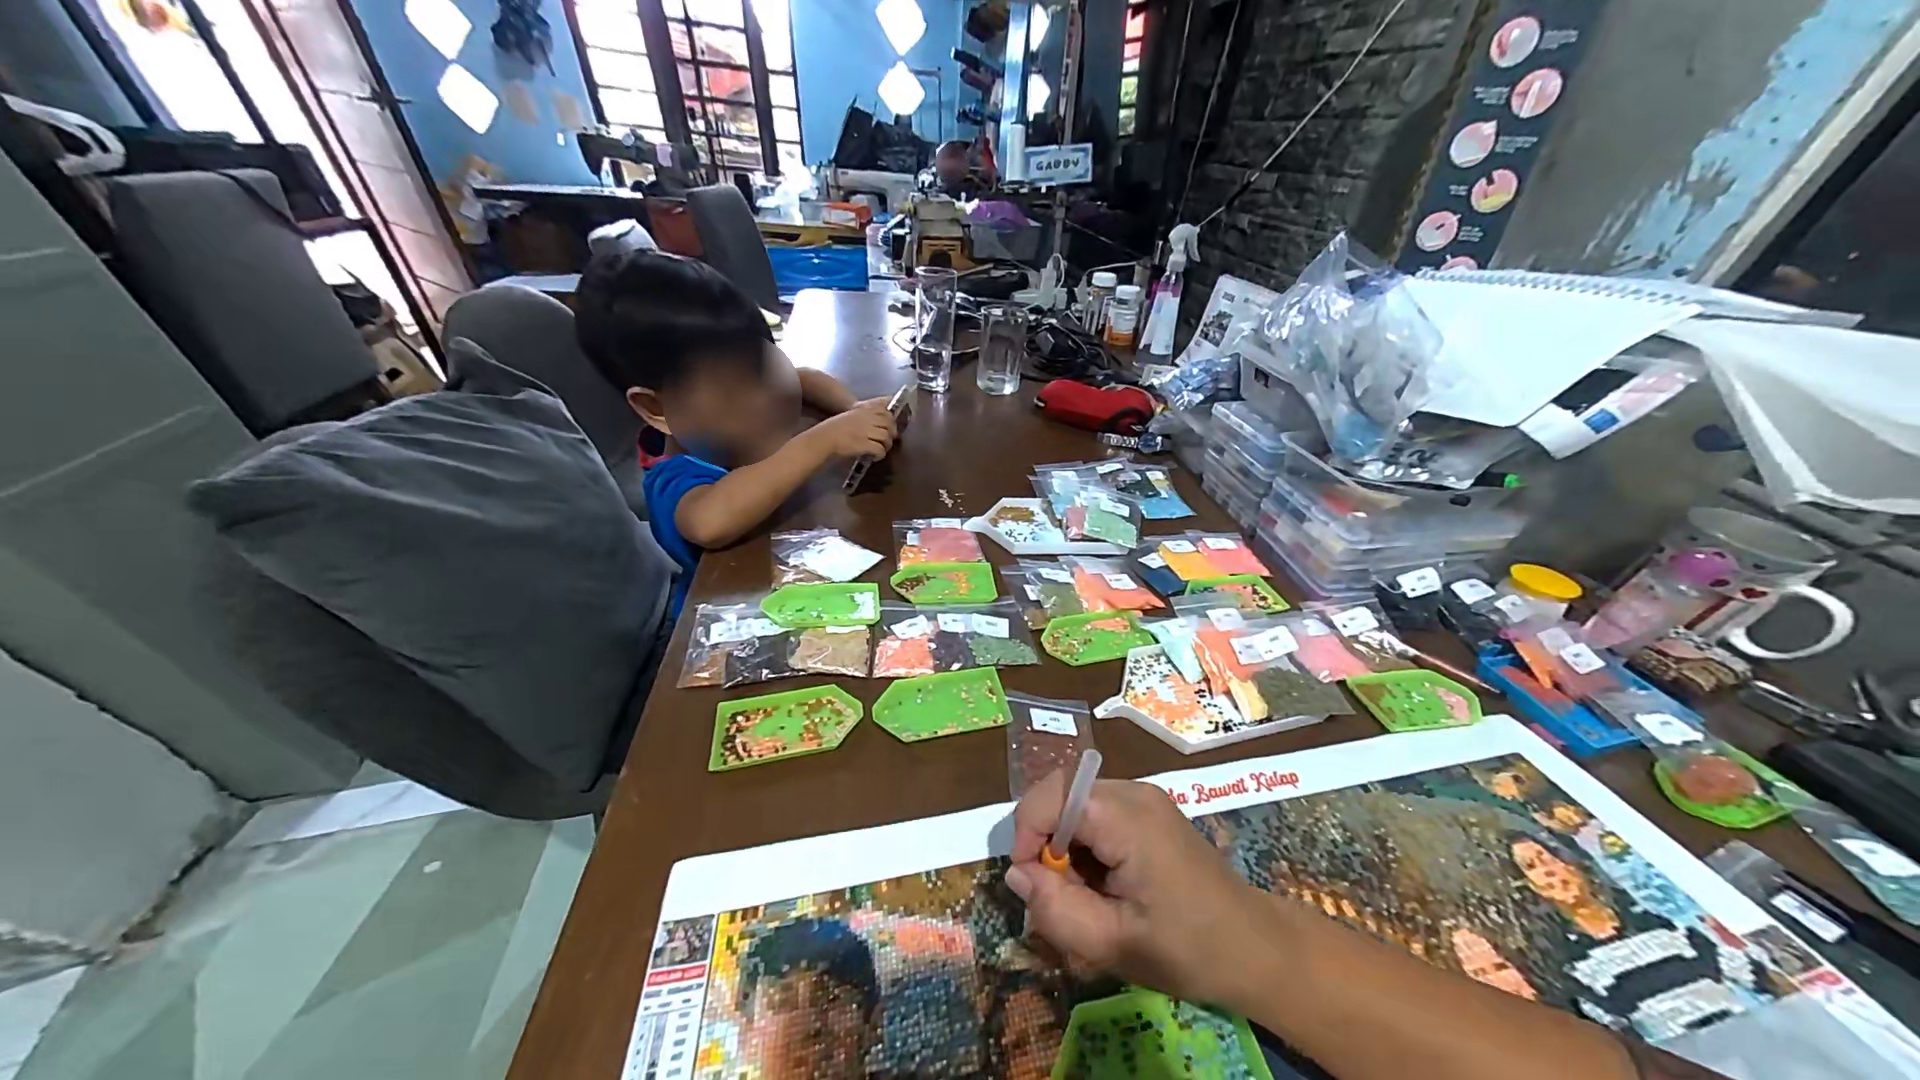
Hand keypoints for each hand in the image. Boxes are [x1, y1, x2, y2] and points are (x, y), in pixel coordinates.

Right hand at [800, 397, 897, 459]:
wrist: (824, 439)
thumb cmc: (834, 429)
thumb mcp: (851, 416)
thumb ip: (864, 416)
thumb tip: (877, 420)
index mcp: (863, 411)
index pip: (885, 411)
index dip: (891, 420)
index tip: (889, 428)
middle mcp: (867, 419)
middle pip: (889, 424)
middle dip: (892, 433)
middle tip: (887, 441)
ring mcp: (866, 431)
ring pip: (886, 437)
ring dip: (886, 445)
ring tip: (881, 450)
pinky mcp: (864, 444)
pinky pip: (880, 449)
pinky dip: (880, 454)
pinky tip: (875, 456)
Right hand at [1005, 773, 1282, 1008]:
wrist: (1256, 948)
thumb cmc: (1188, 948)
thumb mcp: (1113, 943)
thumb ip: (1057, 909)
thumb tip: (1017, 874)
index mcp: (1125, 816)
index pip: (1051, 796)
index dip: (1027, 833)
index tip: (1030, 882)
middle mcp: (1132, 791)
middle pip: (1061, 796)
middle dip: (1046, 844)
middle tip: (1061, 895)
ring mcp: (1143, 797)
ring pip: (1075, 805)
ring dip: (1065, 848)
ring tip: (1088, 898)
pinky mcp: (1148, 809)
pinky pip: (1096, 813)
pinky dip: (1085, 845)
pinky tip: (1106, 885)